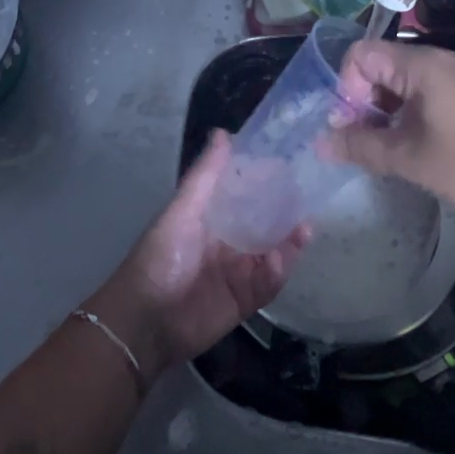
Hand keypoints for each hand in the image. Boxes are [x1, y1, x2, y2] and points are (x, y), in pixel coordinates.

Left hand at [86, 131, 307, 375]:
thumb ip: (206, 176)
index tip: (291, 165)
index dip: (267, 181)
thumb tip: (223, 132)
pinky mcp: (246, 301)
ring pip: (273, 252)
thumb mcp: (182, 211)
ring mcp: (238, 272)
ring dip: (289, 241)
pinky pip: (269, 283)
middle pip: (265, 224)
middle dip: (286, 212)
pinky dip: (278, 271)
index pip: (245, 194)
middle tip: (308, 197)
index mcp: (210, 218)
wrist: (147, 320)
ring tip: (305, 228)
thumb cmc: (161, 257)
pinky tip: (279, 259)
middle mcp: (227, 242)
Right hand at [331, 39, 454, 224]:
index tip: (349, 127)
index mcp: (423, 65)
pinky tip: (417, 151)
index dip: (344, 88)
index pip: (361, 54)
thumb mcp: (411, 159)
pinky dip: (410, 117)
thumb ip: (361, 146)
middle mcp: (441, 62)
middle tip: (361, 144)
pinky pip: (428, 96)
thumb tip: (320, 143)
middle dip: (361, 103)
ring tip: (386, 152)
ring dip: (386, 114)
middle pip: (381, 67)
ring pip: (404, 85)